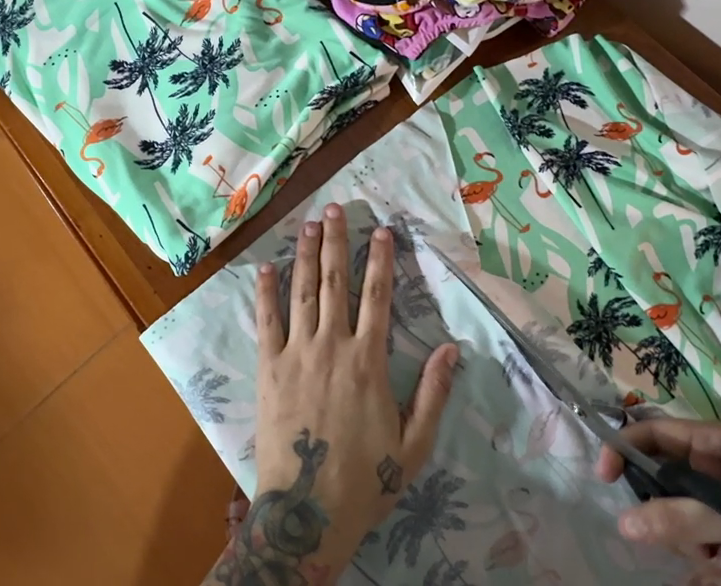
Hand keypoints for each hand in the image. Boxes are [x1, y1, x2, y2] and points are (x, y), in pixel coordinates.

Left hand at [203, 204, 460, 583]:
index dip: (380, 260)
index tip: (382, 230)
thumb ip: (433, 393)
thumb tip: (454, 348)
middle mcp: (332, 346)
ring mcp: (296, 354)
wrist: (307, 511)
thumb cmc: (365, 479)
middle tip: (335, 209)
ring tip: (308, 224)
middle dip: (337, 242)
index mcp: (369, 361)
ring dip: (306, 255)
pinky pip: (267, 322)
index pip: (377, 297)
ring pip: (302, 293)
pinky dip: (266, 292)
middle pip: (335, 283)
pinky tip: (266, 267)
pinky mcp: (268, 368)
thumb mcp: (413, 443)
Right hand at [597, 419, 720, 585]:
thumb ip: (685, 519)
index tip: (604, 481)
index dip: (624, 449)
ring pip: (685, 529)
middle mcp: (719, 471)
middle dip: (678, 524)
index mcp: (717, 443)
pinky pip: (709, 557)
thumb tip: (622, 523)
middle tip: (706, 548)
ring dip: (705, 556)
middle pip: (664, 489)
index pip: (652, 433)